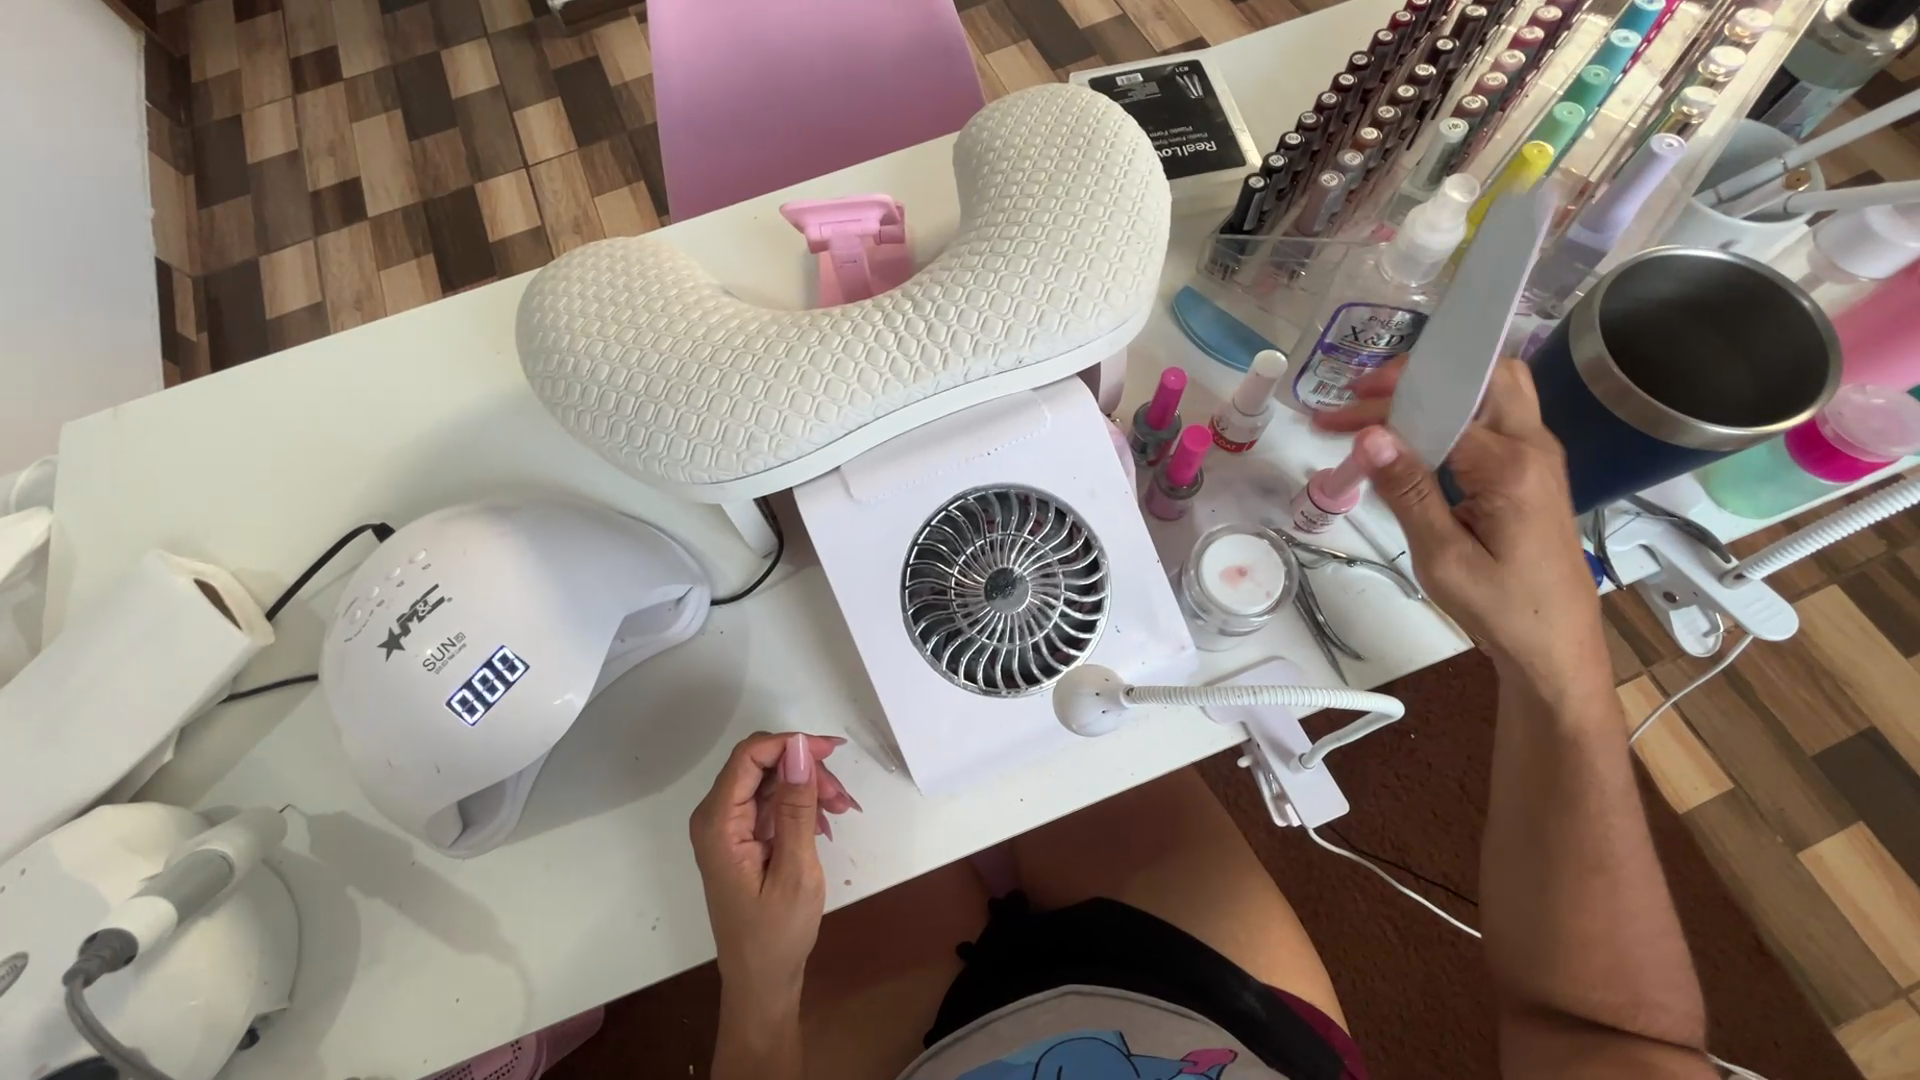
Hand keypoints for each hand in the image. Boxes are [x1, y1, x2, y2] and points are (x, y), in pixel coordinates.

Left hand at [690, 732, 859, 1016]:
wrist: (763, 981)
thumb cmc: (776, 934)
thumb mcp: (795, 869)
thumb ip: (796, 807)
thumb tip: (800, 750)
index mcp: (719, 823)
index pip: (749, 756)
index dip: (790, 744)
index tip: (832, 753)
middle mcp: (716, 817)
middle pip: (762, 764)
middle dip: (806, 769)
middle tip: (842, 796)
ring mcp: (729, 827)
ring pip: (772, 779)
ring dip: (809, 786)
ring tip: (842, 810)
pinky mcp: (742, 836)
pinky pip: (773, 801)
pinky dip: (803, 803)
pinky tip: (826, 822)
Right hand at [1314, 356, 1608, 697]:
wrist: (1556, 646)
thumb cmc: (1500, 608)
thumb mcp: (1442, 557)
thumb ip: (1408, 492)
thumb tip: (1371, 437)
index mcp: (1511, 468)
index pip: (1442, 411)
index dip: (1385, 406)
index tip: (1335, 417)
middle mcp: (1533, 448)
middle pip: (1488, 374)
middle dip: (1422, 374)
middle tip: (1366, 393)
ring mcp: (1538, 457)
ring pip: (1494, 391)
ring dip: (1437, 390)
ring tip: (1380, 409)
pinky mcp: (1531, 471)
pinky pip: (1492, 421)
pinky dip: (1450, 414)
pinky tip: (1412, 438)